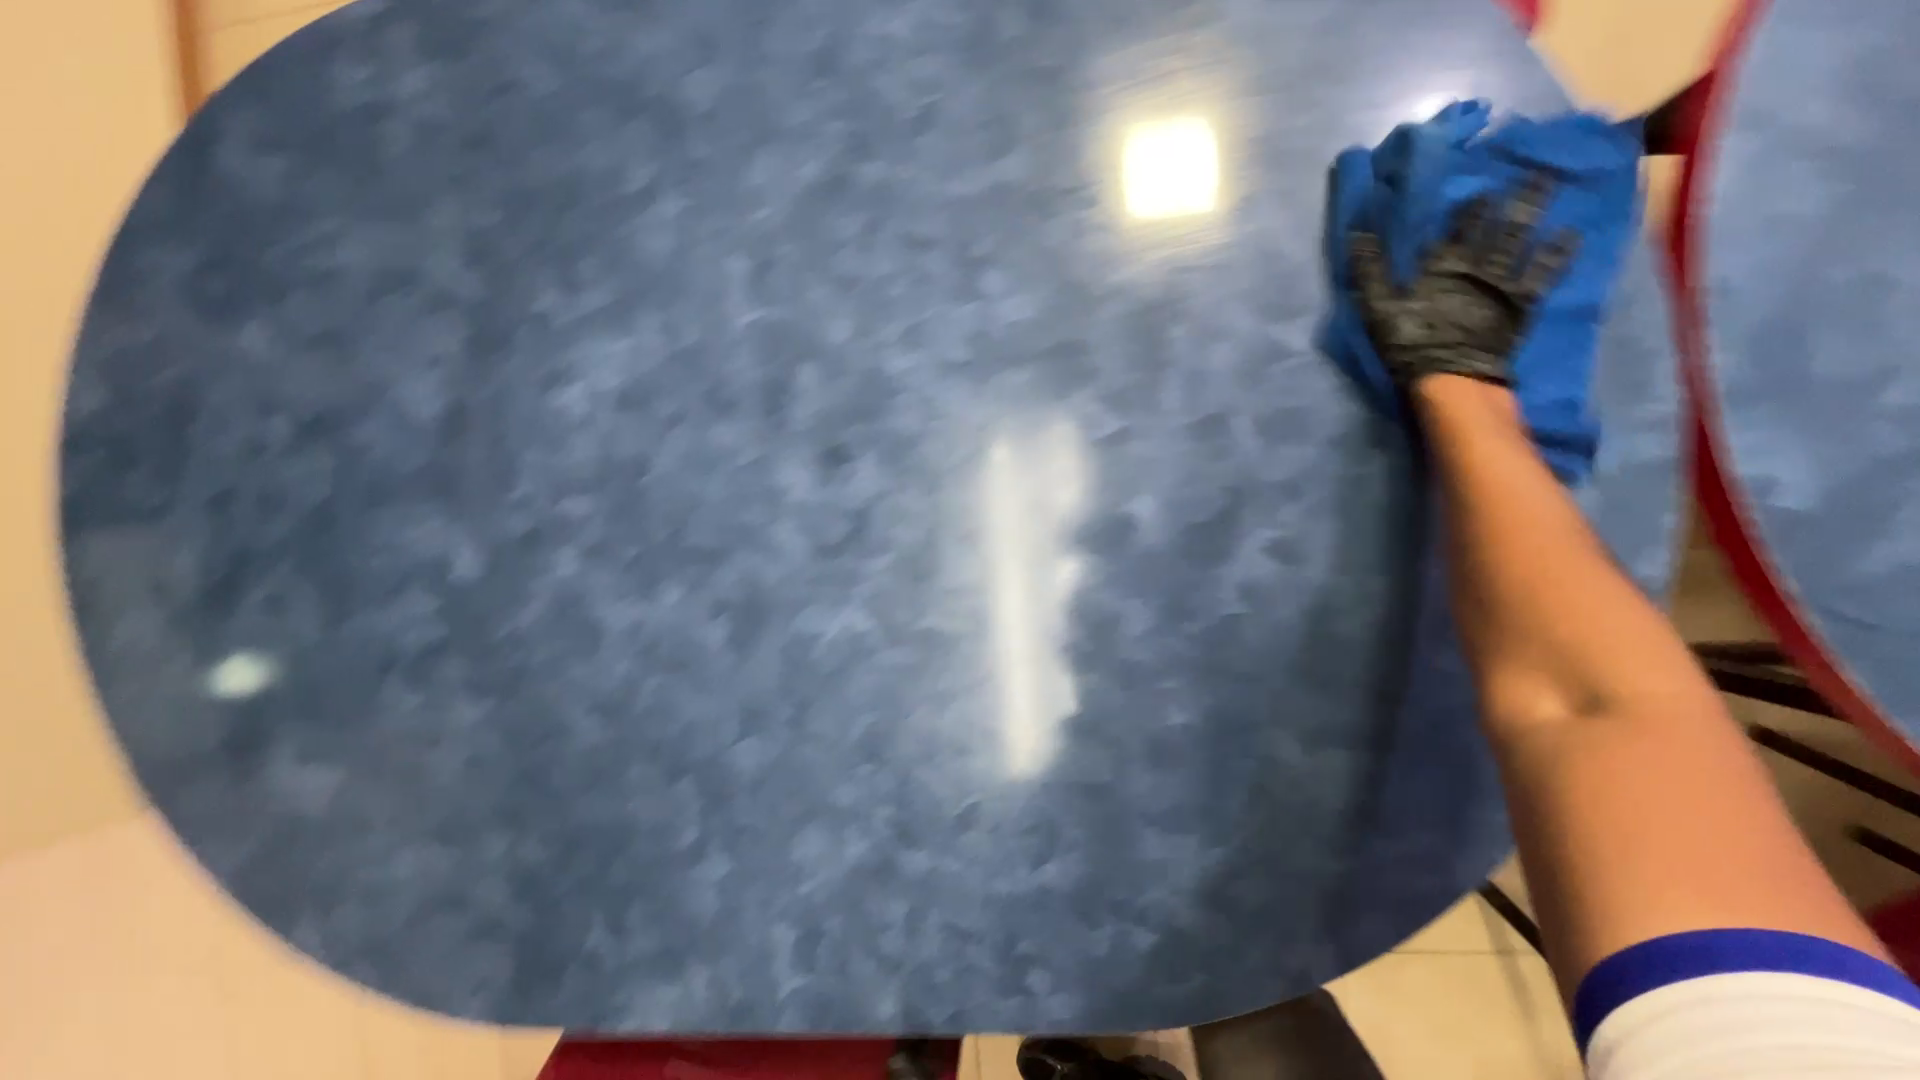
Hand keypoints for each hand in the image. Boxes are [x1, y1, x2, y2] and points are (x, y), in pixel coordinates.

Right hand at [1349, 173, 1578, 390]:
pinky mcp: (1522, 302)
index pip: (1460, 226)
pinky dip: (1558, 253)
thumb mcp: (1379, 308)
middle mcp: (1478, 265)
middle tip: (1536, 168)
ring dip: (1538, 212)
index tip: (1484, 185)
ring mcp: (1504, 283)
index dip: (1473, 205)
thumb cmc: (1410, 342)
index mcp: (1443, 264)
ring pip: (1523, 239)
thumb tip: (1358, 231)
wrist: (1452, 378)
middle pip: (1500, 226)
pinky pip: (1545, 272)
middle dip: (1516, 197)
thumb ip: (1370, 270)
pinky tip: (1571, 235)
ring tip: (1553, 184)